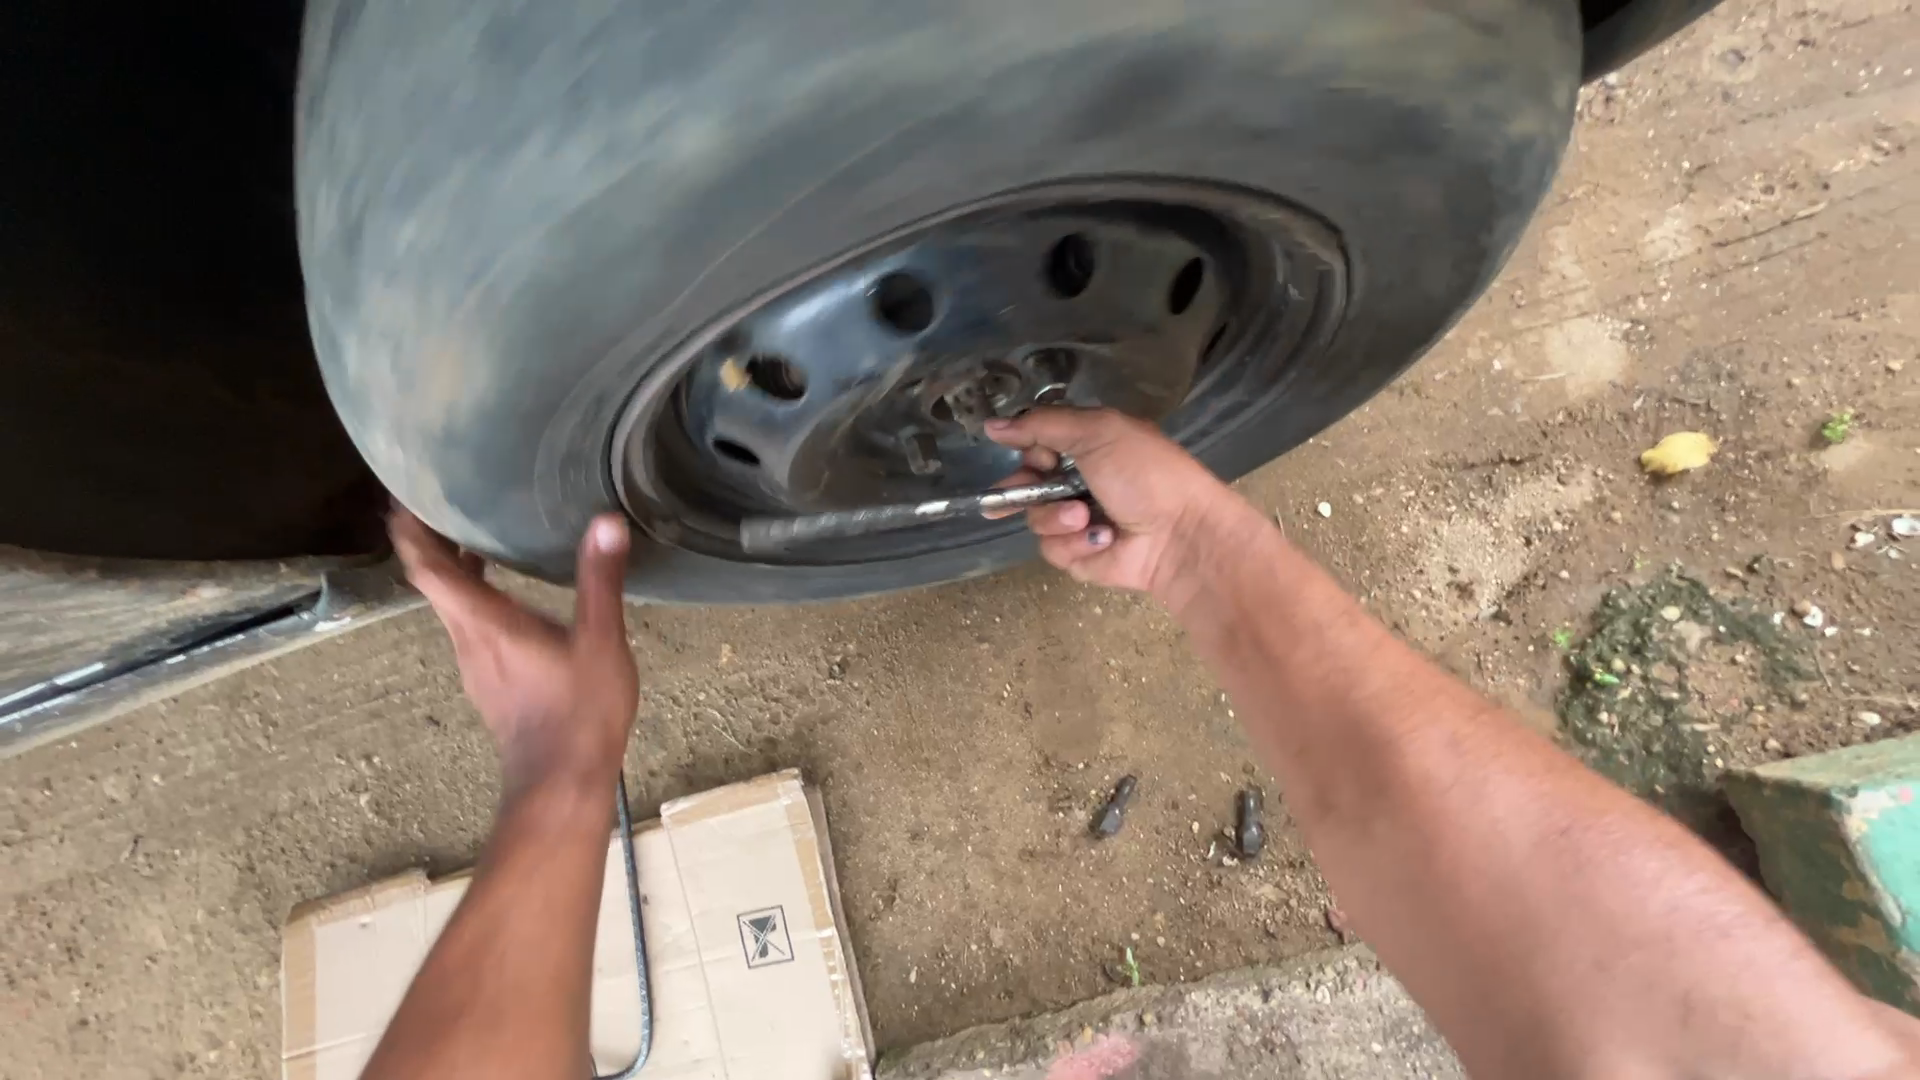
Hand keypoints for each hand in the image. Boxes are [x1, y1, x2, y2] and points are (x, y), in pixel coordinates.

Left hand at [389, 507, 638, 797]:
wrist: (563, 778)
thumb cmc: (580, 708)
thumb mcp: (601, 640)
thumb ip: (601, 581)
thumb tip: (606, 522)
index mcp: (487, 624)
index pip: (429, 569)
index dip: (410, 531)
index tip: (402, 496)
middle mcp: (469, 641)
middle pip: (433, 584)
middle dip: (430, 542)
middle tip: (442, 502)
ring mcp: (476, 665)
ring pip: (451, 607)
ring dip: (454, 570)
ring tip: (475, 536)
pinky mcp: (490, 681)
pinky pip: (470, 626)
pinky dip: (476, 597)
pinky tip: (506, 594)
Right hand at [984, 407, 1253, 596]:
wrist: (1180, 535)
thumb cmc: (1144, 474)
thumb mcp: (1098, 432)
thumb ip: (1043, 425)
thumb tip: (989, 425)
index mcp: (1087, 447)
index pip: (1035, 446)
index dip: (1029, 450)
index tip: (1036, 456)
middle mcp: (1078, 482)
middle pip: (1024, 484)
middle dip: (1024, 489)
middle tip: (1033, 490)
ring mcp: (1076, 521)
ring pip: (1035, 519)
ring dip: (1058, 518)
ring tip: (1086, 518)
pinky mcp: (1078, 555)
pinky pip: (1051, 549)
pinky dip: (1075, 544)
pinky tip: (1103, 539)